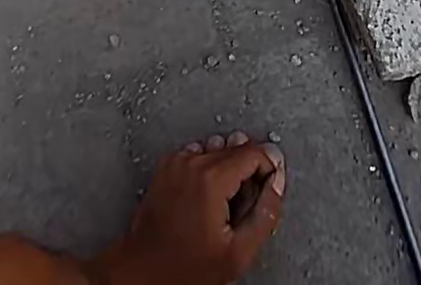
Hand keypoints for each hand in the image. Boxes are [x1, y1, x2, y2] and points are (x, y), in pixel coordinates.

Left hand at [91, 134, 285, 284]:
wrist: (142, 271)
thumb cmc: (183, 269)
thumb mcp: (237, 253)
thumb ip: (266, 214)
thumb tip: (277, 182)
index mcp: (212, 177)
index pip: (256, 152)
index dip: (268, 171)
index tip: (267, 190)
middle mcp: (194, 160)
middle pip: (239, 148)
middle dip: (249, 172)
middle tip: (242, 205)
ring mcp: (179, 159)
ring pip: (220, 148)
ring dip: (229, 168)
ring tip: (222, 203)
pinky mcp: (169, 163)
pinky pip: (201, 153)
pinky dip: (209, 168)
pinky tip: (205, 197)